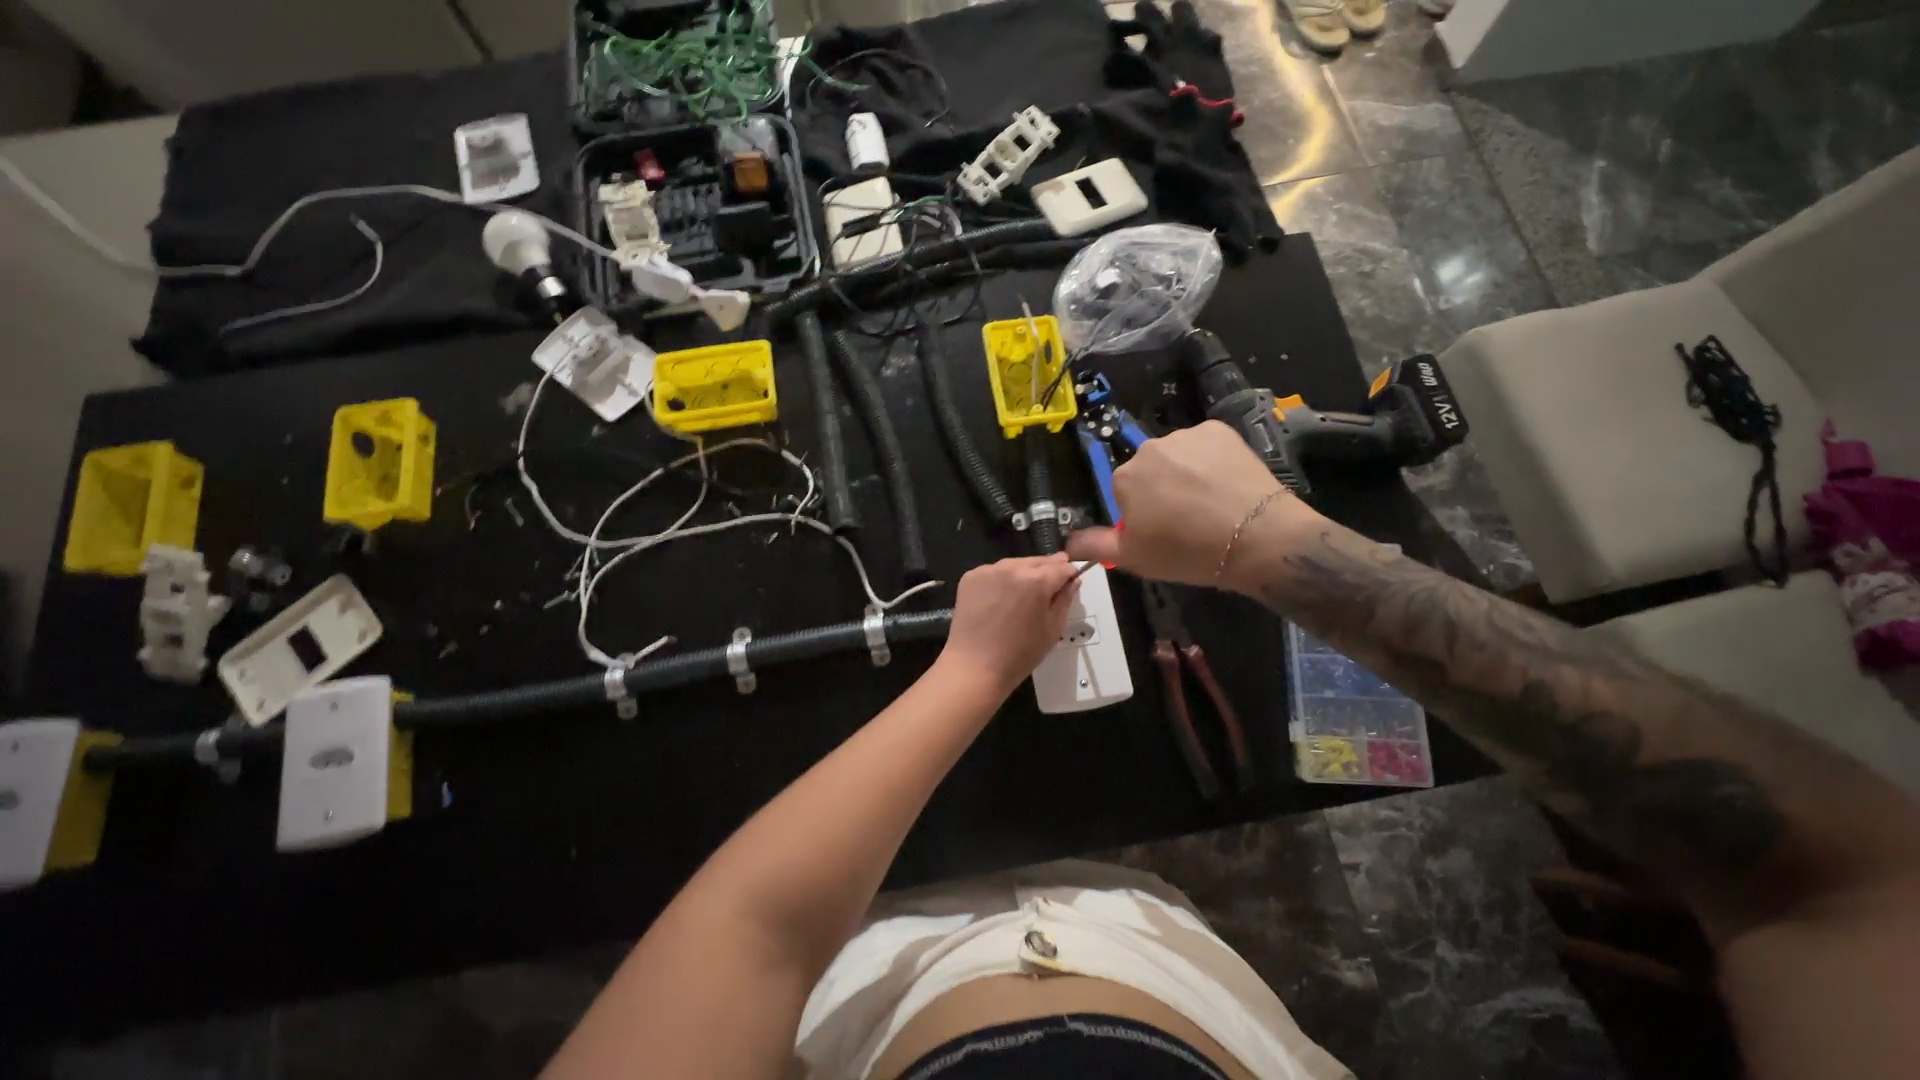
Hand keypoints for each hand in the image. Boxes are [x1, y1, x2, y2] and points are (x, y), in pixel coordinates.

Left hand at [939, 555, 1083, 691]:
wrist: (975, 665)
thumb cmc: (1020, 653)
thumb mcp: (1052, 629)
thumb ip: (1064, 599)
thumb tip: (1072, 580)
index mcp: (1037, 581)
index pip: (1061, 567)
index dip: (1069, 573)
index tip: (1071, 580)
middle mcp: (1012, 568)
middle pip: (1038, 561)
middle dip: (1048, 569)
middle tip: (1052, 582)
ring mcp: (988, 570)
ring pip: (1016, 564)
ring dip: (1025, 572)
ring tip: (1026, 591)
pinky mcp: (971, 577)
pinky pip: (994, 571)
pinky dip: (1002, 579)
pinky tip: (1002, 597)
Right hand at [1066, 421, 1321, 589]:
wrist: (1256, 537)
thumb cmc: (1188, 552)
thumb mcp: (1134, 558)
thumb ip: (1096, 545)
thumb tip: (1068, 542)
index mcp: (1124, 477)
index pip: (1125, 493)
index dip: (1143, 514)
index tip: (1163, 532)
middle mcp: (1149, 448)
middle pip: (1150, 470)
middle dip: (1162, 489)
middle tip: (1188, 520)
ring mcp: (1186, 435)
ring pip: (1179, 456)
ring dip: (1187, 473)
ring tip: (1213, 504)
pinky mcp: (1220, 430)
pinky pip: (1207, 445)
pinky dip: (1213, 461)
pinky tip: (1228, 485)